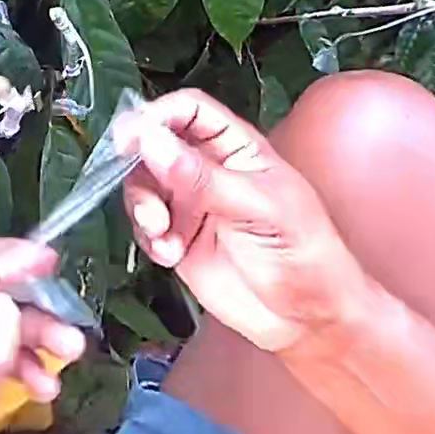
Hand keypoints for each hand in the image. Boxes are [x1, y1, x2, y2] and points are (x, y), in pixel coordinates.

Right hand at [118, 90, 371, 352]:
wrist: (309, 323)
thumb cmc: (303, 252)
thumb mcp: (259, 209)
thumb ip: (203, 178)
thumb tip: (151, 140)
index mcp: (233, 146)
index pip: (189, 110)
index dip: (159, 113)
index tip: (132, 131)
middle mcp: (206, 167)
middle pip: (156, 142)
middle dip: (139, 158)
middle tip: (125, 171)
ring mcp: (190, 202)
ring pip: (144, 182)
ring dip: (142, 202)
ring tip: (159, 229)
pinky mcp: (177, 237)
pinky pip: (145, 225)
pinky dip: (148, 236)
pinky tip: (170, 254)